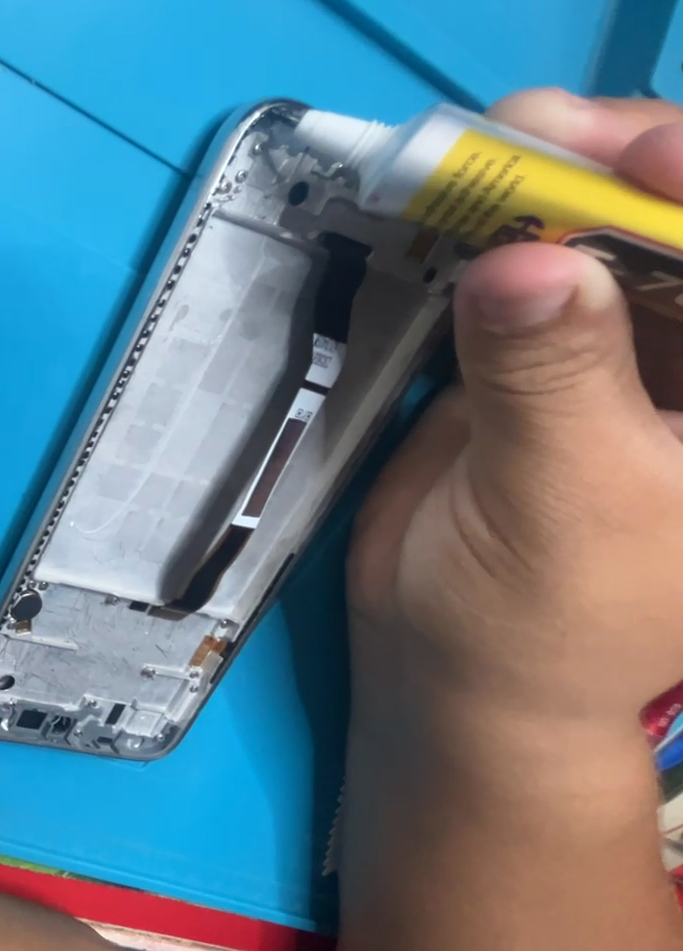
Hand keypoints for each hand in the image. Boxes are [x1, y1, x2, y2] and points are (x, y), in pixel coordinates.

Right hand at [332, 90, 682, 950]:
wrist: (453, 666)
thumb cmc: (542, 611)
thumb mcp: (561, 499)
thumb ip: (554, 380)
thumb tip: (523, 260)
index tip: (594, 150)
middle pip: (679, 218)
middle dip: (604, 167)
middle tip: (503, 142)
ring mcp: (616, 351)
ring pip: (591, 236)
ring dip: (524, 199)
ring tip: (453, 171)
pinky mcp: (528, 363)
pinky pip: (512, 282)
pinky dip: (469, 248)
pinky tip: (433, 230)